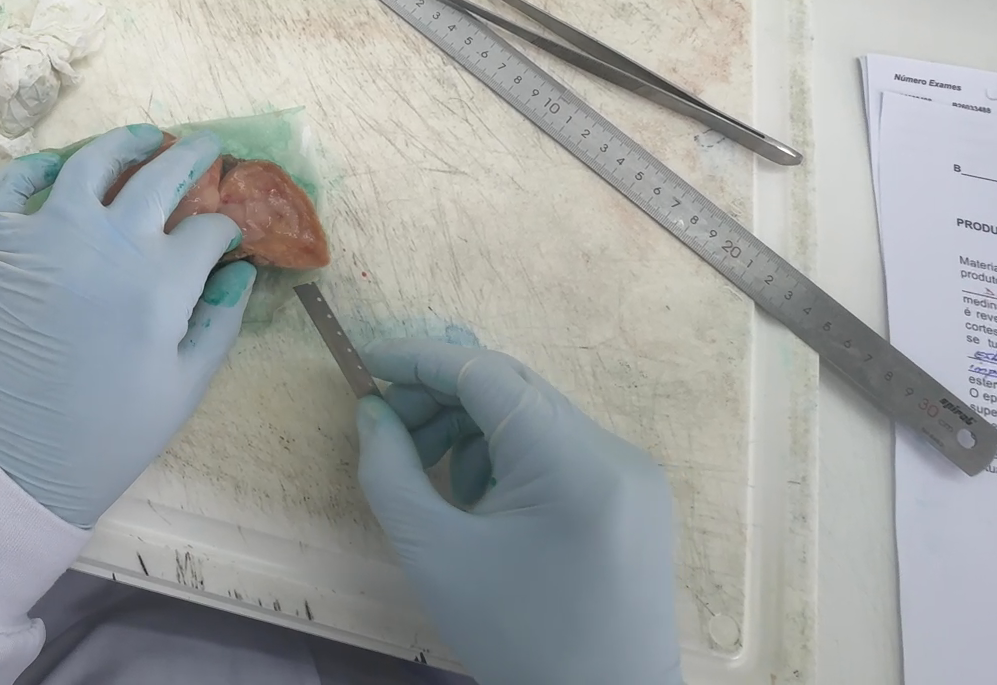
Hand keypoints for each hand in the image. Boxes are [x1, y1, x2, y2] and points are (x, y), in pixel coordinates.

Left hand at [0, 125, 256, 527]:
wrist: (27, 454)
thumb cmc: (115, 428)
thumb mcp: (187, 381)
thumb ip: (220, 318)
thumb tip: (241, 268)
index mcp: (161, 279)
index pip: (208, 228)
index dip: (226, 225)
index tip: (229, 228)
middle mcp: (109, 242)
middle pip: (160, 176)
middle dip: (193, 155)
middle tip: (205, 146)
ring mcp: (51, 237)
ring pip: (90, 162)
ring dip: (122, 142)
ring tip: (145, 136)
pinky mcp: (6, 248)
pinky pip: (10, 191)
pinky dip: (28, 170)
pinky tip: (56, 166)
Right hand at [355, 339, 682, 684]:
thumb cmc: (512, 637)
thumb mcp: (428, 548)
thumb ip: (387, 465)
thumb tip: (372, 408)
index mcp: (572, 465)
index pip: (482, 372)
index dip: (417, 358)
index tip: (366, 363)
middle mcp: (612, 454)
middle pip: (505, 383)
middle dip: (436, 393)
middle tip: (388, 425)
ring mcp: (628, 473)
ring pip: (524, 408)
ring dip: (463, 421)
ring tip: (428, 469)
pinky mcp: (629, 494)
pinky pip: (548, 440)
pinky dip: (497, 447)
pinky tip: (474, 494)